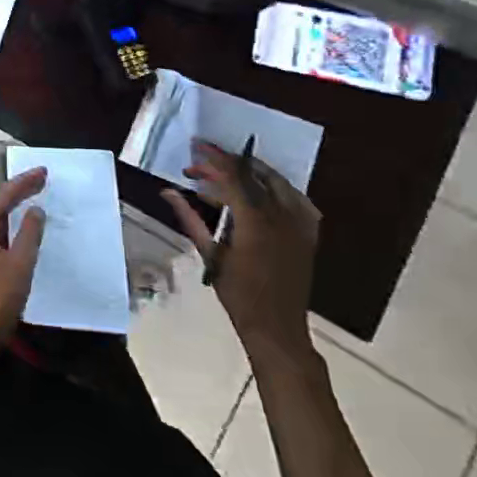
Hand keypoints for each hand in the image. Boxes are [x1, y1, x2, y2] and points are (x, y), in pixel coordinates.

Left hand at [0, 168, 46, 358]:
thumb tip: (35, 209)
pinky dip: (10, 223)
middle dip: (19, 189)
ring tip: (35, 195)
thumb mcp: (20, 264)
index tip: (44, 171)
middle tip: (42, 179)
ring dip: (14, 205)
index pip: (3, 195)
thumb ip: (29, 232)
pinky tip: (22, 227)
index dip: (24, 182)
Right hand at [163, 141, 320, 355]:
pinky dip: (275, 188)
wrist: (277, 328)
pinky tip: (261, 191)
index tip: (196, 148)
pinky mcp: (309, 231)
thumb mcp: (211, 256)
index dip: (213, 159)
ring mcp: (299, 221)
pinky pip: (295, 197)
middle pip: (253, 174)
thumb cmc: (239, 295)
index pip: (232, 176)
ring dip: (250, 172)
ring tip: (227, 173)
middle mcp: (280, 214)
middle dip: (227, 163)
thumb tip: (168, 192)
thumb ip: (191, 219)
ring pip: (275, 181)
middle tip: (203, 162)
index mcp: (255, 220)